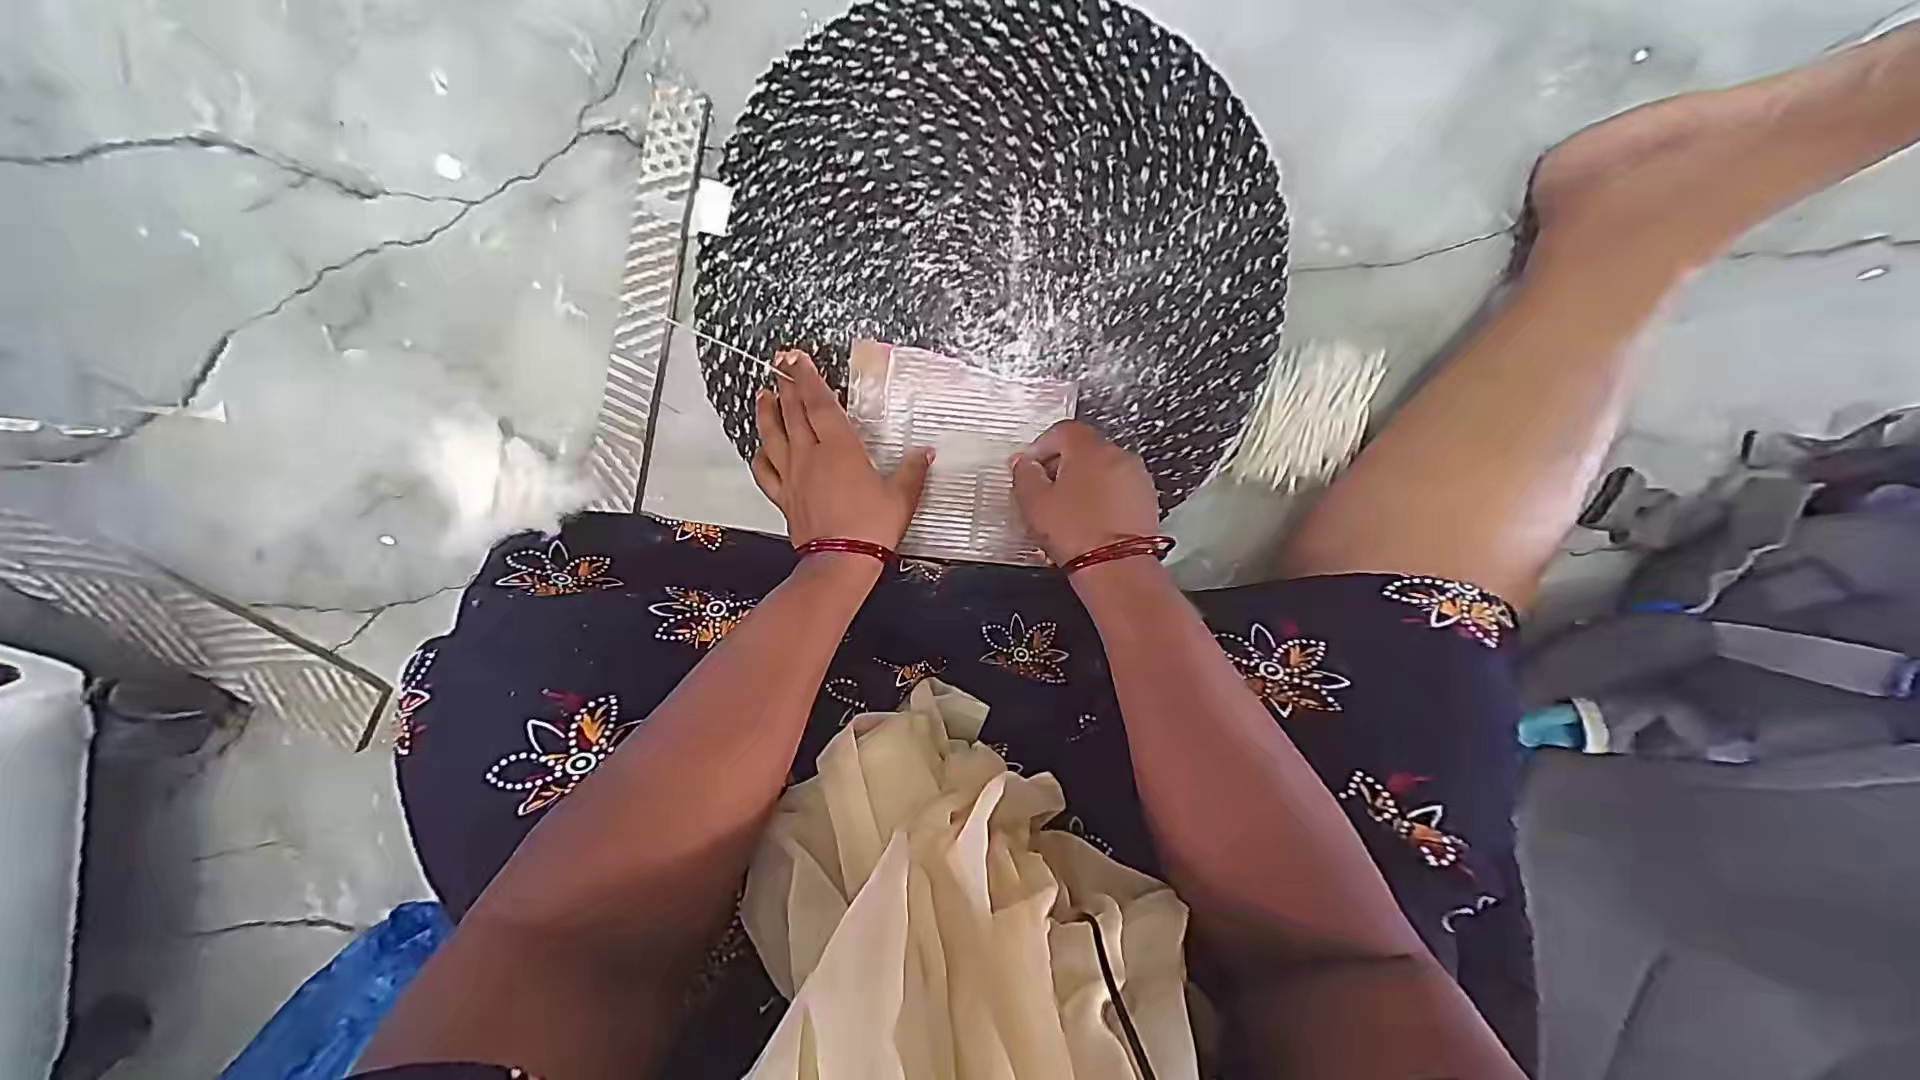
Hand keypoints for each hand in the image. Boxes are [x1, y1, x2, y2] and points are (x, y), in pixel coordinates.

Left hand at [752, 349, 932, 549]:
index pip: (818, 402)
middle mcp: (810, 455)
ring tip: (764, 395)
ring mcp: (792, 476)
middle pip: (792, 412)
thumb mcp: (902, 496)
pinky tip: (760, 449)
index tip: (797, 358)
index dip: (806, 376)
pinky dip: (760, 456)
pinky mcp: (784, 497)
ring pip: (772, 436)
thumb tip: (924, 453)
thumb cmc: (871, 526)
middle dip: (786, 384)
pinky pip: (765, 471)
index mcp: (839, 447)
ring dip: (766, 412)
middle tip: (780, 365)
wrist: (841, 562)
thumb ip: (912, 470)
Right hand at [1010, 420, 1161, 565]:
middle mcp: (1117, 455)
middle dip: (1061, 465)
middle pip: (1084, 449)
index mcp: (1088, 449)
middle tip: (1043, 489)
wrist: (1117, 567)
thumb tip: (1023, 464)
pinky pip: (1117, 490)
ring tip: (1065, 510)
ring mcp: (1136, 477)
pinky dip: (1101, 498)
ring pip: (1102, 470)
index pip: (1063, 431)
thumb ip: (1024, 475)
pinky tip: (1087, 521)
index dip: (1041, 446)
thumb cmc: (1076, 533)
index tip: (1029, 465)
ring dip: (1083, 483)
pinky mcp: (1146, 500)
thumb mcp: (1034, 502)